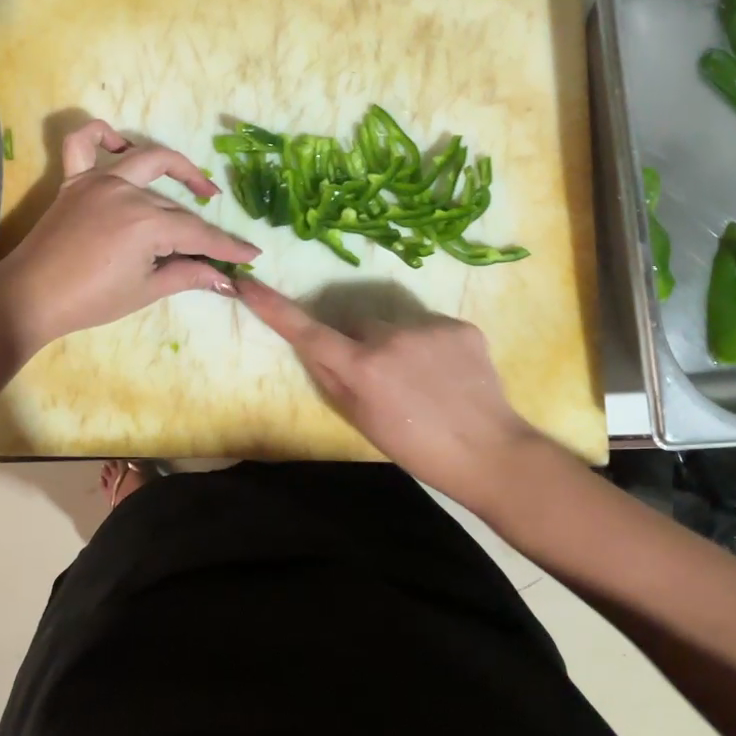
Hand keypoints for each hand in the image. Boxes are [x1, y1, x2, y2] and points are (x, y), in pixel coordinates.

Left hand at [0, 121, 259, 350]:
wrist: (30, 297)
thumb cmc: (91, 300)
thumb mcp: (146, 290)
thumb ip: (188, 275)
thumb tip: (227, 280)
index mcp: (147, 223)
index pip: (198, 232)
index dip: (227, 246)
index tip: (251, 253)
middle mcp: (127, 192)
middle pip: (175, 205)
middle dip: (200, 227)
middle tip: (217, 249)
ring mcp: (98, 181)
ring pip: (146, 164)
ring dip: (176, 169)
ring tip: (200, 187)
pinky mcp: (74, 180)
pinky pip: (83, 143)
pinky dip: (103, 135)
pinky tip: (122, 144)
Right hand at [237, 278, 553, 497]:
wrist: (488, 452)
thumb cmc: (415, 447)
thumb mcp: (361, 419)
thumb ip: (331, 376)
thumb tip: (311, 344)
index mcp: (362, 366)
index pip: (307, 330)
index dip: (273, 307)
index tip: (247, 282)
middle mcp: (390, 337)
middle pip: (357, 321)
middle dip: (358, 339)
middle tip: (378, 375)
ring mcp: (428, 327)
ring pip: (394, 322)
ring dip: (395, 340)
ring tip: (420, 378)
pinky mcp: (460, 326)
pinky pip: (429, 326)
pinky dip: (430, 345)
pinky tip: (446, 374)